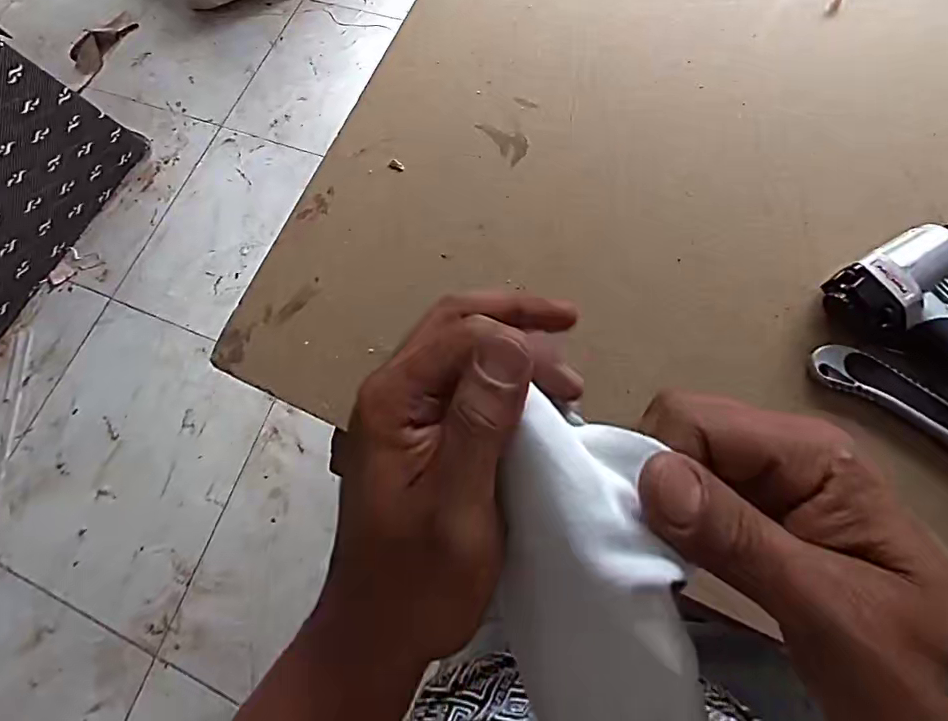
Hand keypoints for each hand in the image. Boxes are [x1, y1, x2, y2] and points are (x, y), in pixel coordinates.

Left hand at [311, 292, 582, 666]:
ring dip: (512, 343)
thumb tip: (511, 344)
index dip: (516, 336)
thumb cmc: (416, 582)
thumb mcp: (457, 505)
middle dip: (514, 314)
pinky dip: (504, 374)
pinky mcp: (421, 428)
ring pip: (460, 345)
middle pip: (455, 322)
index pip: (458, 333)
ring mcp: (404, 408)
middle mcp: (393, 389)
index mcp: (392, 398)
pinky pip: (463, 378)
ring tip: (562, 376)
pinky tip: (536, 394)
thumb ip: (480, 421)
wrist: (378, 633)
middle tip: (569, 321)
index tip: (567, 379)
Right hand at [637, 392, 947, 720]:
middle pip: (685, 432)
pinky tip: (676, 557)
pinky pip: (696, 498)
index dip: (659, 460)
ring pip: (684, 464)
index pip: (696, 418)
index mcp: (812, 453)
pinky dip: (673, 523)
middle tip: (651, 542)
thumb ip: (740, 538)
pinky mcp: (761, 518)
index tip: (644, 522)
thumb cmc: (927, 676)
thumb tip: (654, 475)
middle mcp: (788, 454)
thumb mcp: (830, 610)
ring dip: (661, 504)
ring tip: (660, 553)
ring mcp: (775, 486)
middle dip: (655, 479)